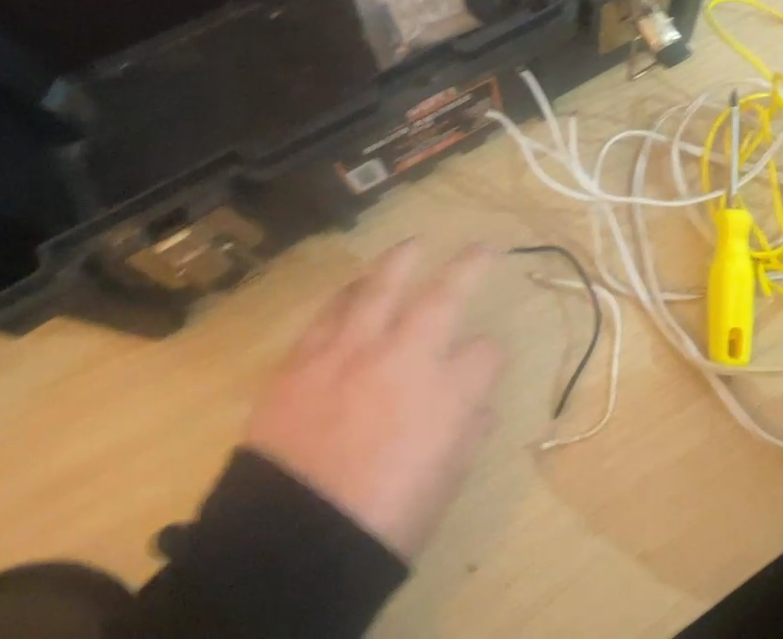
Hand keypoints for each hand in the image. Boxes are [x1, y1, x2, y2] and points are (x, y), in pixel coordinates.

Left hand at [246, 241, 503, 559]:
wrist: (293, 538)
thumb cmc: (384, 520)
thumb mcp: (444, 483)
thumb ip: (466, 434)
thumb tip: (475, 405)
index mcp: (449, 393)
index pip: (486, 352)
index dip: (489, 356)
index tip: (484, 362)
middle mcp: (406, 356)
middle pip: (445, 294)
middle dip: (470, 265)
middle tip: (482, 247)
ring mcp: (352, 350)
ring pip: (381, 286)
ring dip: (402, 260)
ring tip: (413, 244)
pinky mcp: (305, 357)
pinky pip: (331, 311)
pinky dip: (349, 294)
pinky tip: (357, 286)